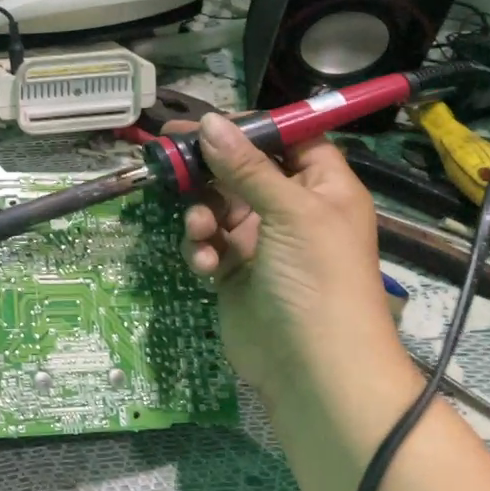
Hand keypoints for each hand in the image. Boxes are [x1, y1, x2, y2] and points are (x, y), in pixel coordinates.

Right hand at [175, 114, 411, 404]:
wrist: (314, 370)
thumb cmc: (317, 278)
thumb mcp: (289, 213)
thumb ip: (246, 166)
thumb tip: (208, 121)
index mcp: (322, 187)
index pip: (288, 140)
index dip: (250, 127)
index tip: (206, 120)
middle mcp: (292, 209)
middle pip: (242, 171)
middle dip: (209, 169)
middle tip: (168, 155)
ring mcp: (262, 242)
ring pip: (218, 206)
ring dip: (202, 214)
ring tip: (200, 230)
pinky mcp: (235, 271)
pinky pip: (209, 244)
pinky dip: (202, 249)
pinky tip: (205, 265)